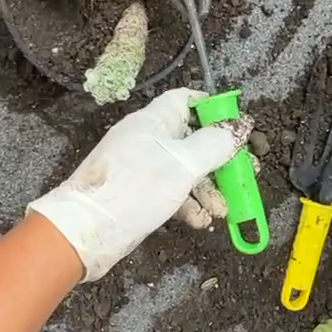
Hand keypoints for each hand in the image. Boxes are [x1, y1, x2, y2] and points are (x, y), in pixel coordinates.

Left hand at [29, 88, 242, 280]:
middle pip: (193, 139)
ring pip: (185, 171)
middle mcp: (148, 140)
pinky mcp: (140, 195)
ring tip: (224, 209)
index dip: (214, 109)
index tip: (238, 125)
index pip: (186, 100)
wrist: (86, 231)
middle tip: (245, 174)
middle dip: (221, 159)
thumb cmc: (134, 188)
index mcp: (154, 121)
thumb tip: (241, 125)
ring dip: (208, 189)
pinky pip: (172, 193)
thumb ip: (215, 144)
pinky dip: (189, 205)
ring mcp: (143, 168)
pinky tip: (202, 221)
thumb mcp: (183, 164)